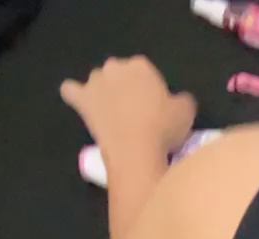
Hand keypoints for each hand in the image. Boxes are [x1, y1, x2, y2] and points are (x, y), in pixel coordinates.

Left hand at [60, 56, 196, 162]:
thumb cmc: (164, 129)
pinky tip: (83, 104)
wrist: (136, 150)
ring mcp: (95, 82)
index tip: (159, 109)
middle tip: (139, 114)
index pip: (148, 73)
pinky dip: (75, 96)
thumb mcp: (187, 114)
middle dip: (127, 88)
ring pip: (98, 82)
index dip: (153, 91)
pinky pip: (71, 91)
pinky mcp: (82, 100)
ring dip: (104, 93)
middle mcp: (115, 67)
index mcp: (141, 67)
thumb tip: (180, 100)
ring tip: (115, 116)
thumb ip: (183, 101)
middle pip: (121, 74)